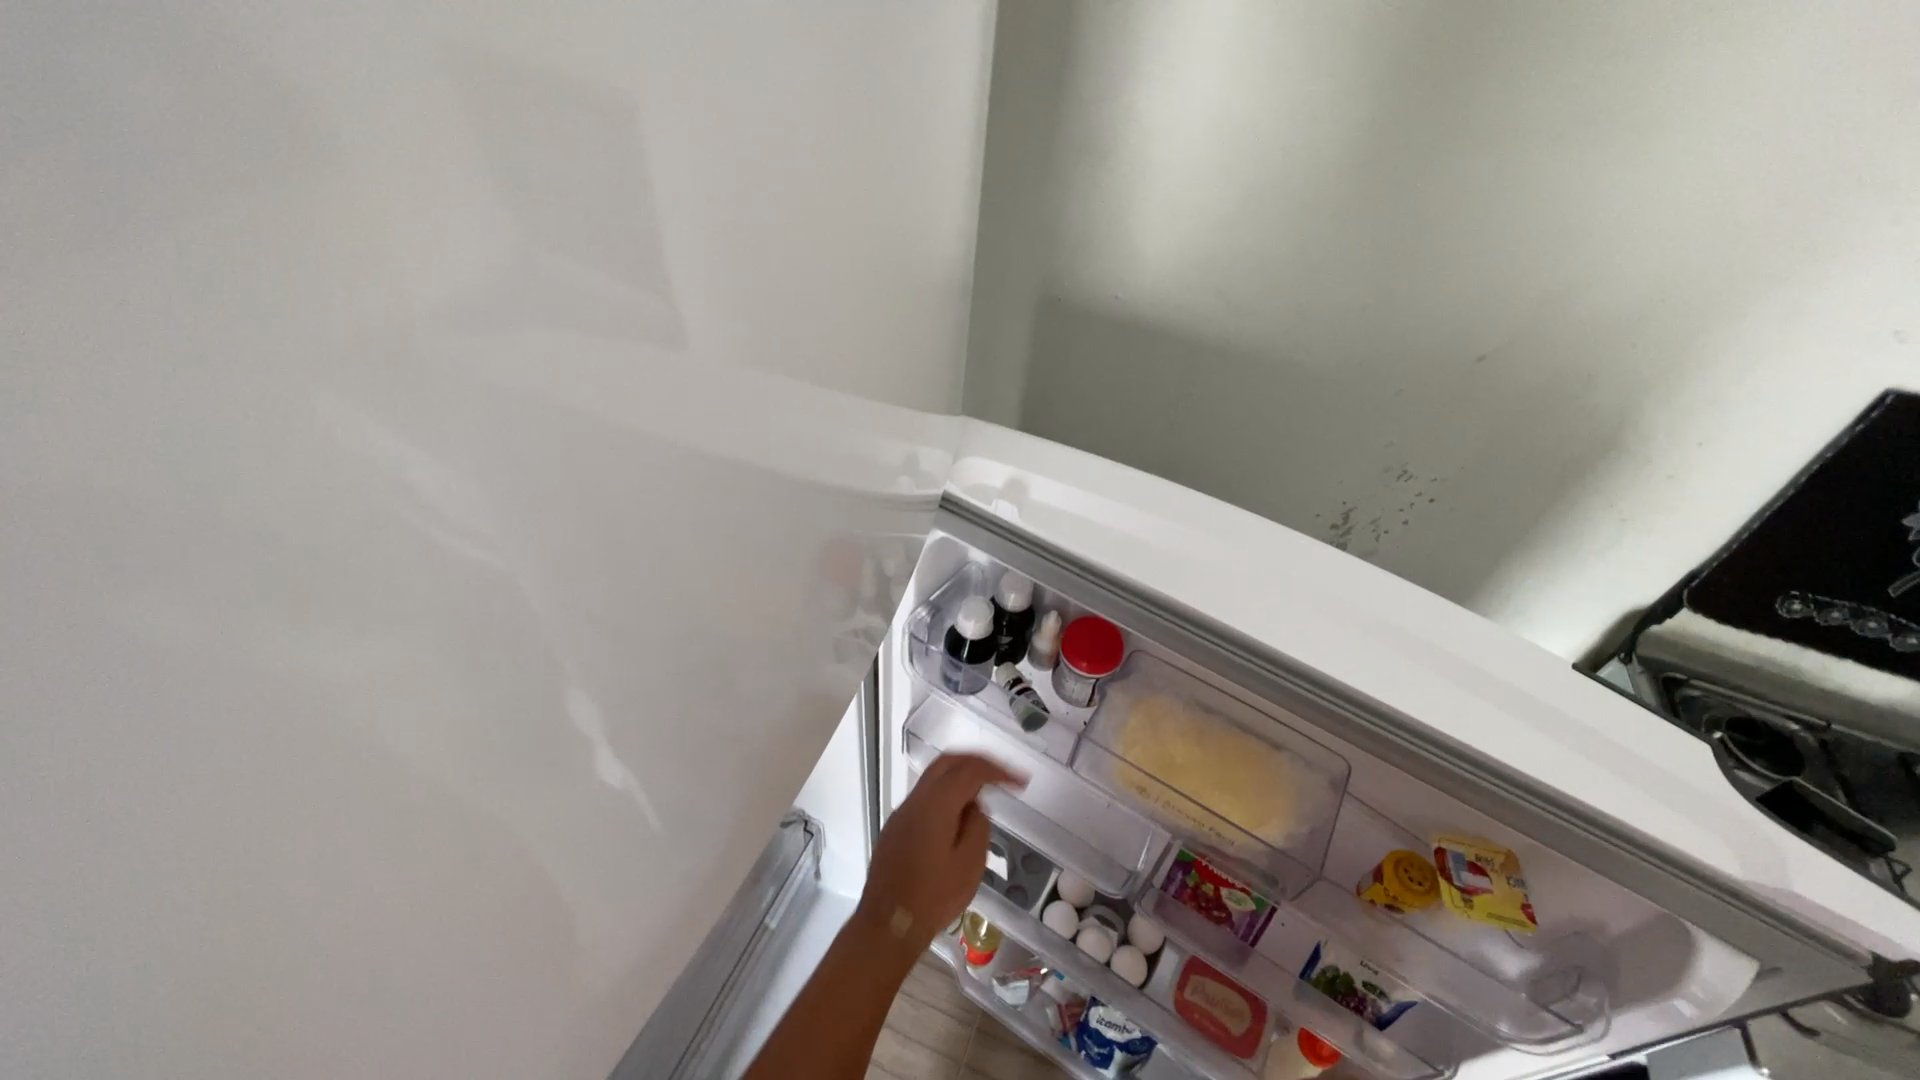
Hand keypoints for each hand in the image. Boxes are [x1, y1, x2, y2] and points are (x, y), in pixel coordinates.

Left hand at [858, 753, 1025, 956]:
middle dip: (977, 762)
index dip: (998, 770)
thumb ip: (978, 826)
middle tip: (1001, 776)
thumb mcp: (970, 864)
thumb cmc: (933, 897)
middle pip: (947, 762)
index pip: (970, 770)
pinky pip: (924, 799)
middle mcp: (915, 800)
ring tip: (983, 800)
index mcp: (935, 805)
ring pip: (932, 779)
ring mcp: (901, 813)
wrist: (888, 924)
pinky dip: (945, 796)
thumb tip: (974, 807)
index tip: (1019, 782)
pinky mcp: (895, 828)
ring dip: (959, 779)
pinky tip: (958, 820)